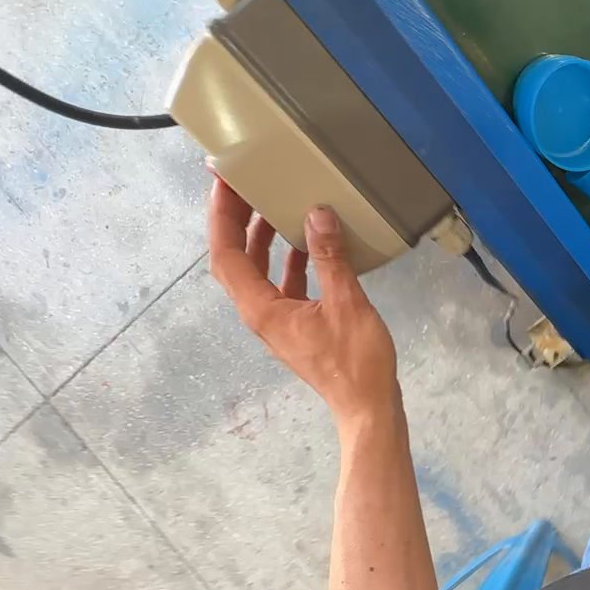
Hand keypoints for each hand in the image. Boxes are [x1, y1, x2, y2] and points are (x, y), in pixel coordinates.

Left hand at [207, 176, 399, 426]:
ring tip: (276, 207)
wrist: (368, 407)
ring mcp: (279, 323)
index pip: (226, 254)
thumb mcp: (347, 304)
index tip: (226, 182)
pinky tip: (309, 247)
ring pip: (259, 273)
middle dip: (238, 222)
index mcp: (262, 308)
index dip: (222, 215)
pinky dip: (289, 263)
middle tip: (248, 186)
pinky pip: (283, 287)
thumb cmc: (356, 363)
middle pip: (236, 261)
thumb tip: (318, 215)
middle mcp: (262, 315)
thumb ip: (331, 258)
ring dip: (263, 240)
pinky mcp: (299, 329)